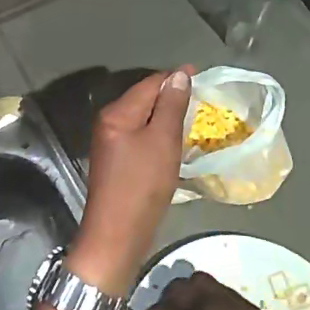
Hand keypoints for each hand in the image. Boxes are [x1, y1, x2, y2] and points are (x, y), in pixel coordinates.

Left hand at [68, 67, 193, 293]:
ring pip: (142, 117)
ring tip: (192, 114)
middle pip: (143, 97)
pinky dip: (157, 131)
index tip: (201, 75)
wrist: (117, 234)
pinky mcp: (116, 160)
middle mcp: (109, 121)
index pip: (150, 83)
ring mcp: (110, 141)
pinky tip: (174, 138)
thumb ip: (171, 105)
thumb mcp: (163, 140)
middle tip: (201, 95)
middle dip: (170, 94)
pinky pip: (140, 134)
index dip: (175, 77)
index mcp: (117, 112)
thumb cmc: (143, 184)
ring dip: (165, 113)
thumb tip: (178, 75)